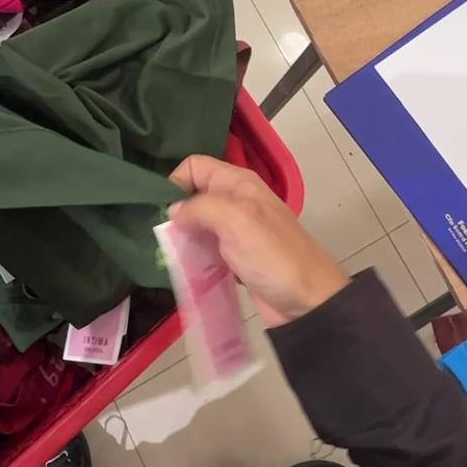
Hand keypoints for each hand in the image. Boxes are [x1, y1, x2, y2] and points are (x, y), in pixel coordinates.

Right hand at [167, 155, 349, 326]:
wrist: (307, 300)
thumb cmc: (273, 254)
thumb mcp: (236, 220)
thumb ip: (201, 207)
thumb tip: (172, 211)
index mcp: (238, 183)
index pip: (195, 166)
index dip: (175, 181)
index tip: (162, 210)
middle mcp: (235, 201)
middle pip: (193, 195)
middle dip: (175, 212)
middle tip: (159, 236)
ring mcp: (235, 231)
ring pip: (197, 225)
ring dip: (182, 238)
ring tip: (166, 255)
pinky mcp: (234, 257)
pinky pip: (205, 249)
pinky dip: (193, 256)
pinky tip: (182, 268)